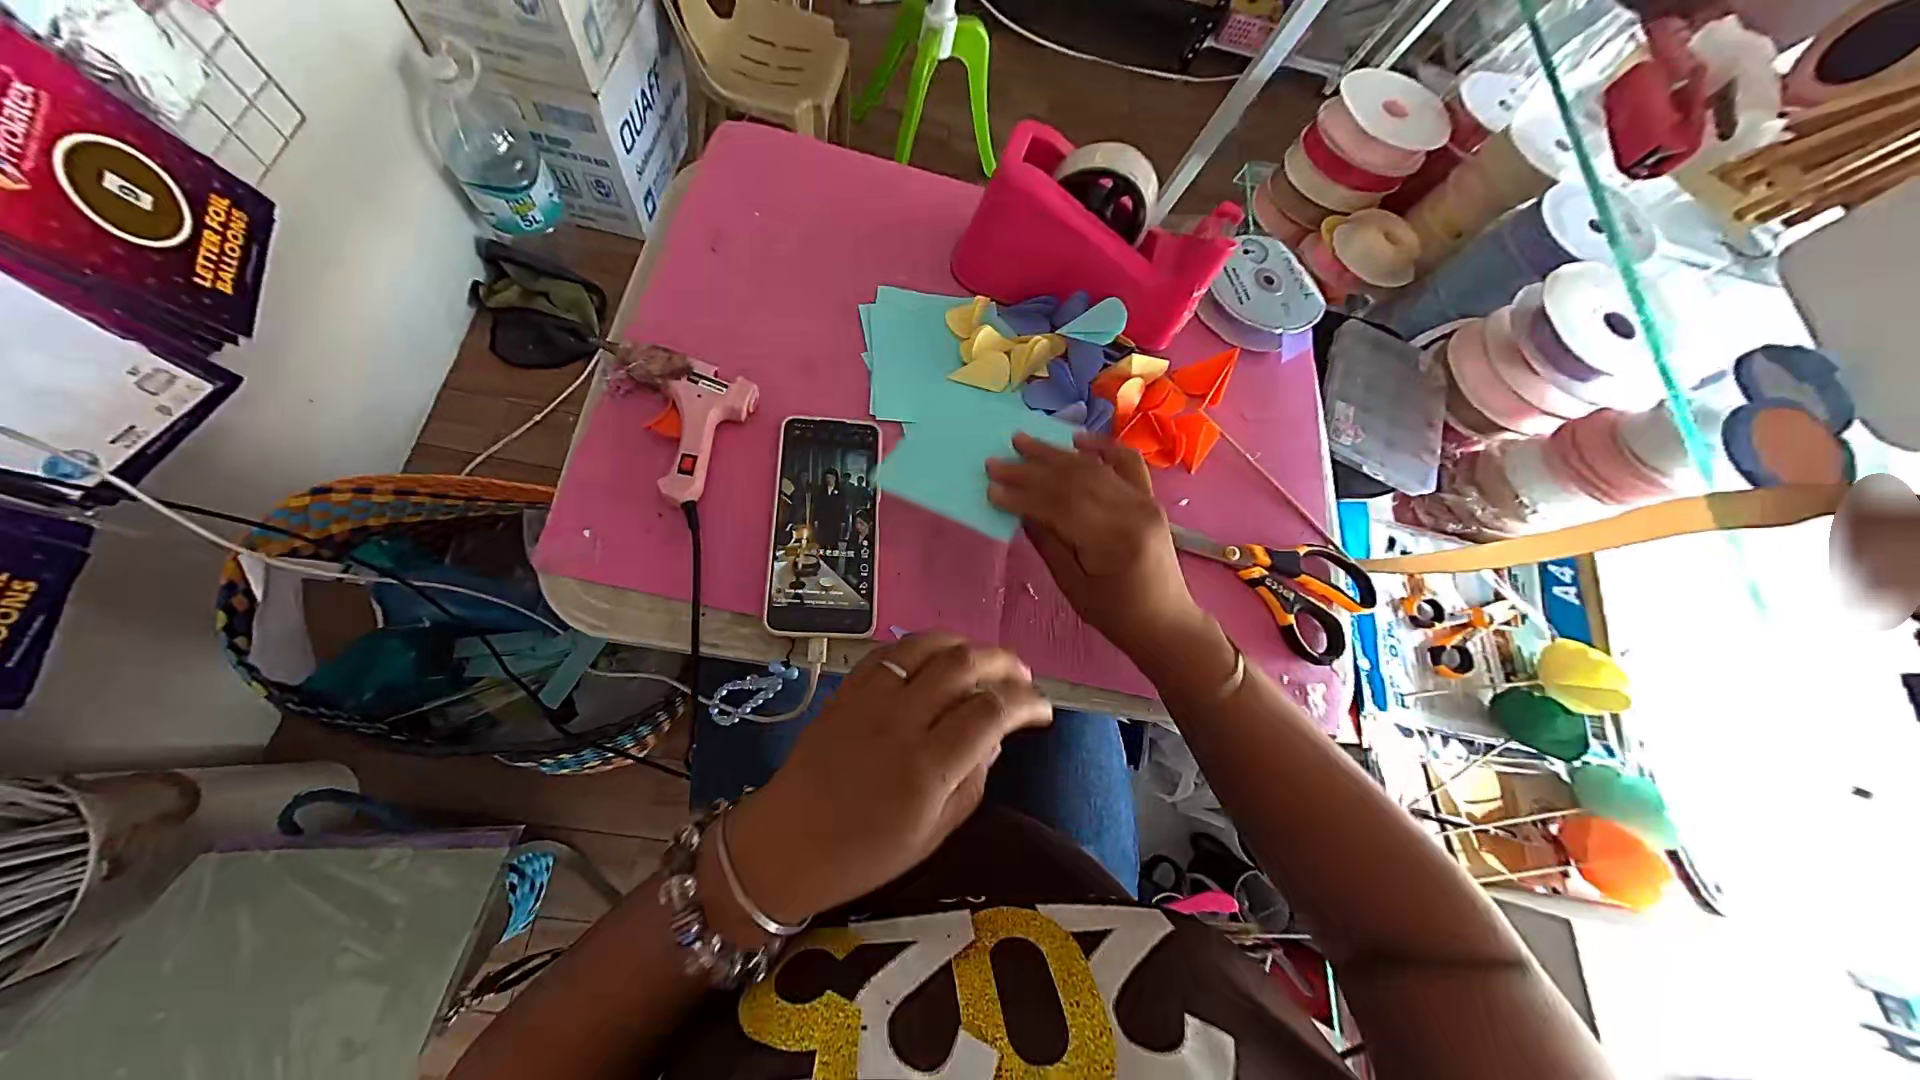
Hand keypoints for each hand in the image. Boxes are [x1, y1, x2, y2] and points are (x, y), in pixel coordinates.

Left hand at [706, 634, 1051, 937]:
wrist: (786, 844)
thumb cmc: (864, 854)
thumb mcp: (934, 833)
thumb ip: (973, 780)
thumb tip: (995, 737)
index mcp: (927, 768)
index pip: (990, 713)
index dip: (1026, 703)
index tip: (1042, 709)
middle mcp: (900, 723)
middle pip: (963, 666)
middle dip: (1003, 662)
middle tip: (1022, 675)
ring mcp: (869, 700)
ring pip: (927, 647)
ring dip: (965, 644)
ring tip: (985, 658)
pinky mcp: (847, 690)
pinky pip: (890, 651)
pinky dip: (921, 645)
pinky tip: (937, 654)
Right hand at [986, 432, 1204, 655]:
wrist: (1164, 621)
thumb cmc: (1115, 614)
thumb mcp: (1073, 586)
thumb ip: (1048, 543)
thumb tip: (1021, 510)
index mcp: (1114, 539)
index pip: (1060, 505)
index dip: (1023, 495)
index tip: (992, 488)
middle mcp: (1133, 511)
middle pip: (1074, 480)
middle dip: (1031, 470)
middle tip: (996, 462)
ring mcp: (1144, 501)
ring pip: (1094, 468)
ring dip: (1055, 453)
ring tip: (1022, 441)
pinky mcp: (1149, 498)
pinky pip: (1127, 464)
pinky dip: (1103, 447)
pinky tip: (1077, 439)